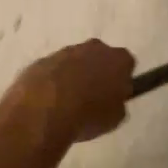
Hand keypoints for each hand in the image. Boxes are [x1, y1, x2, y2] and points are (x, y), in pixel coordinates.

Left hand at [2, 39, 136, 147]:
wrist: (42, 114)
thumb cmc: (87, 115)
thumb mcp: (115, 118)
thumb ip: (118, 105)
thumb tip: (112, 102)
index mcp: (119, 59)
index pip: (127, 64)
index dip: (121, 80)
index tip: (114, 95)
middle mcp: (95, 48)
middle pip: (99, 57)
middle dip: (96, 73)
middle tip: (90, 98)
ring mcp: (65, 53)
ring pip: (73, 62)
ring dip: (72, 77)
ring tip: (64, 104)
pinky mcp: (40, 62)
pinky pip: (51, 71)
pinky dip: (50, 83)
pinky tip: (46, 104)